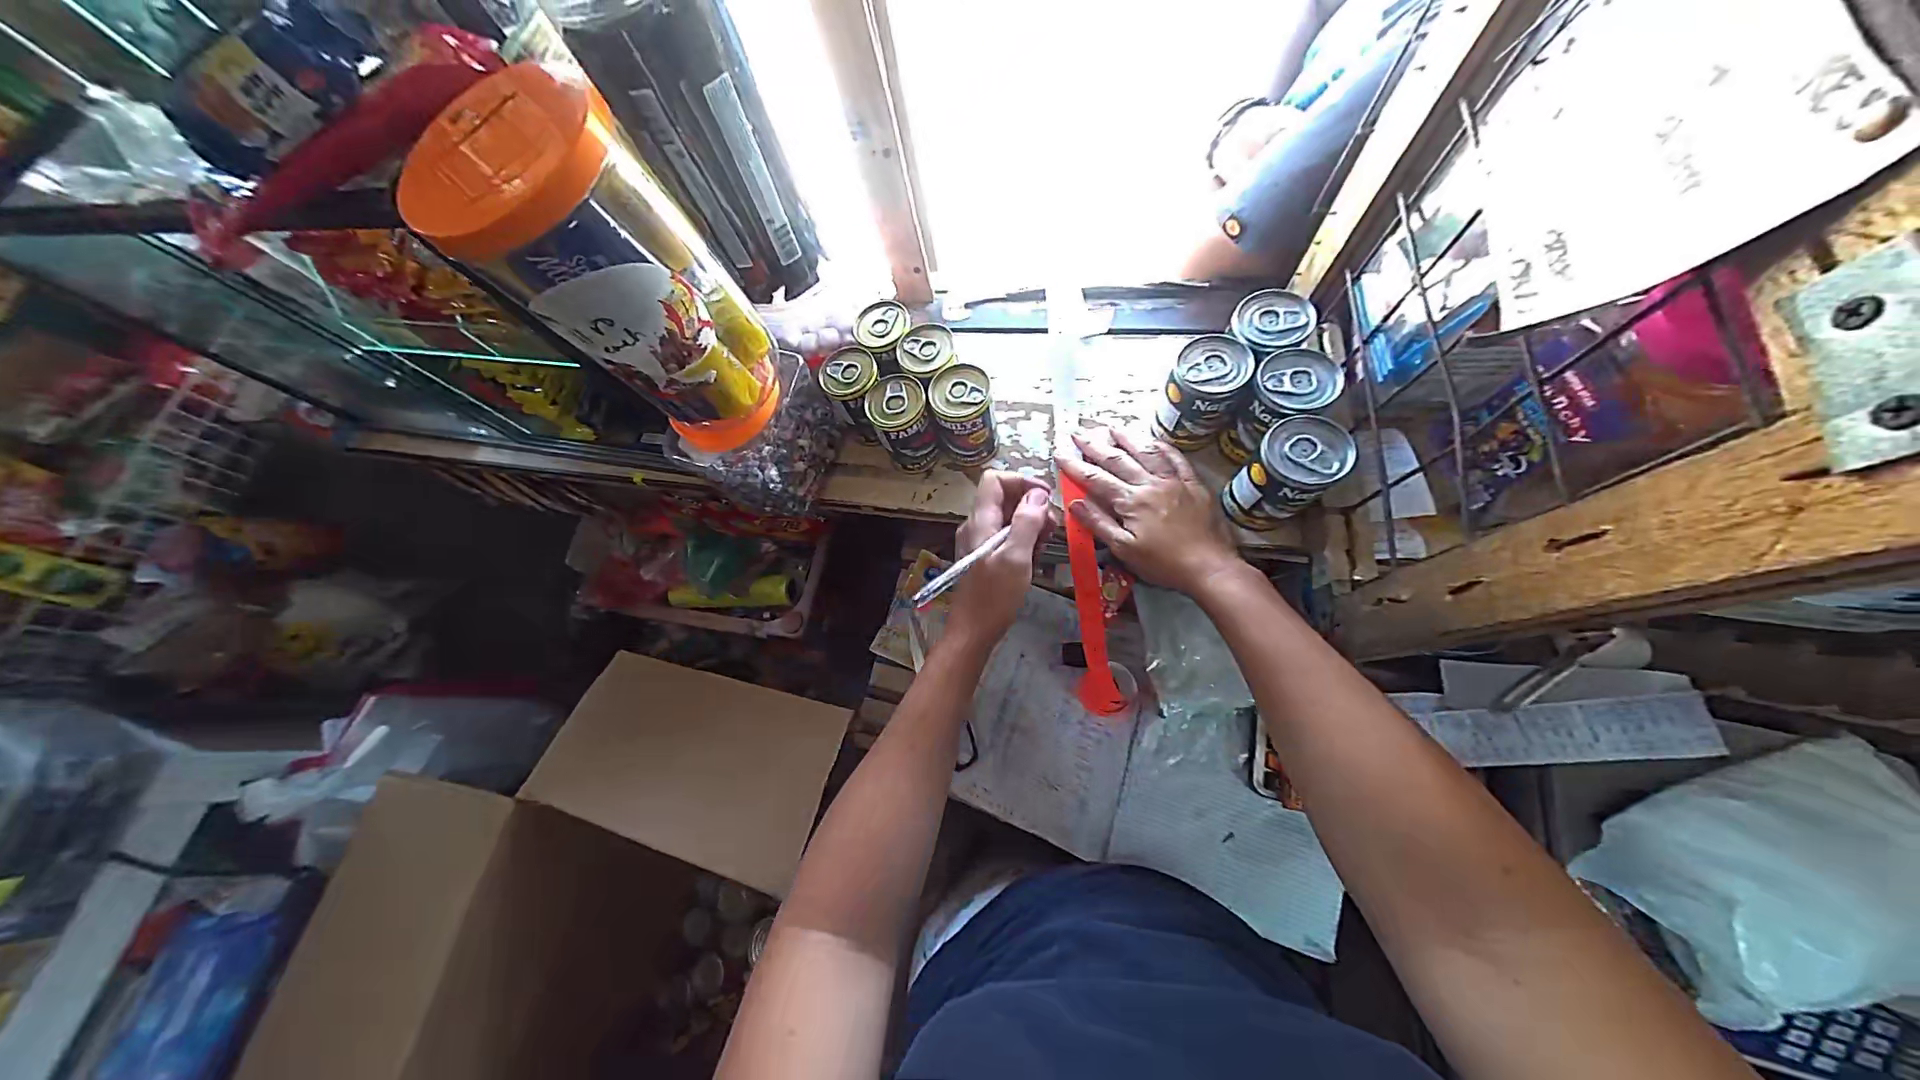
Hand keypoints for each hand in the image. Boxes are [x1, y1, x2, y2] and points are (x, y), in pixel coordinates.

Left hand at [946, 471, 1052, 646]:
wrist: (973, 632)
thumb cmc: (994, 597)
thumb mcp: (1016, 557)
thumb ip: (1027, 522)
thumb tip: (1038, 493)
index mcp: (980, 520)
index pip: (996, 479)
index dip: (1022, 481)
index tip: (1047, 498)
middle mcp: (977, 525)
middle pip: (1005, 496)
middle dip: (1032, 504)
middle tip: (1052, 527)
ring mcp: (980, 541)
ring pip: (1008, 516)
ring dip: (1031, 523)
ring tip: (1046, 543)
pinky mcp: (986, 556)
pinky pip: (1007, 535)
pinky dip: (1024, 538)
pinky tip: (1036, 556)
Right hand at [1056, 427, 1244, 595]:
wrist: (1209, 566)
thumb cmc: (1163, 563)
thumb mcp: (1124, 549)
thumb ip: (1099, 524)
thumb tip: (1075, 503)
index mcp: (1131, 501)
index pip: (1096, 479)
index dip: (1075, 466)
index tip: (1060, 454)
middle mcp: (1150, 484)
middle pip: (1118, 460)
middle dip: (1095, 446)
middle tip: (1079, 433)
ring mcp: (1174, 481)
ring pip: (1146, 452)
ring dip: (1127, 438)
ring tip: (1112, 427)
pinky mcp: (1193, 485)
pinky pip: (1176, 458)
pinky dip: (1162, 447)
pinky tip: (1153, 440)